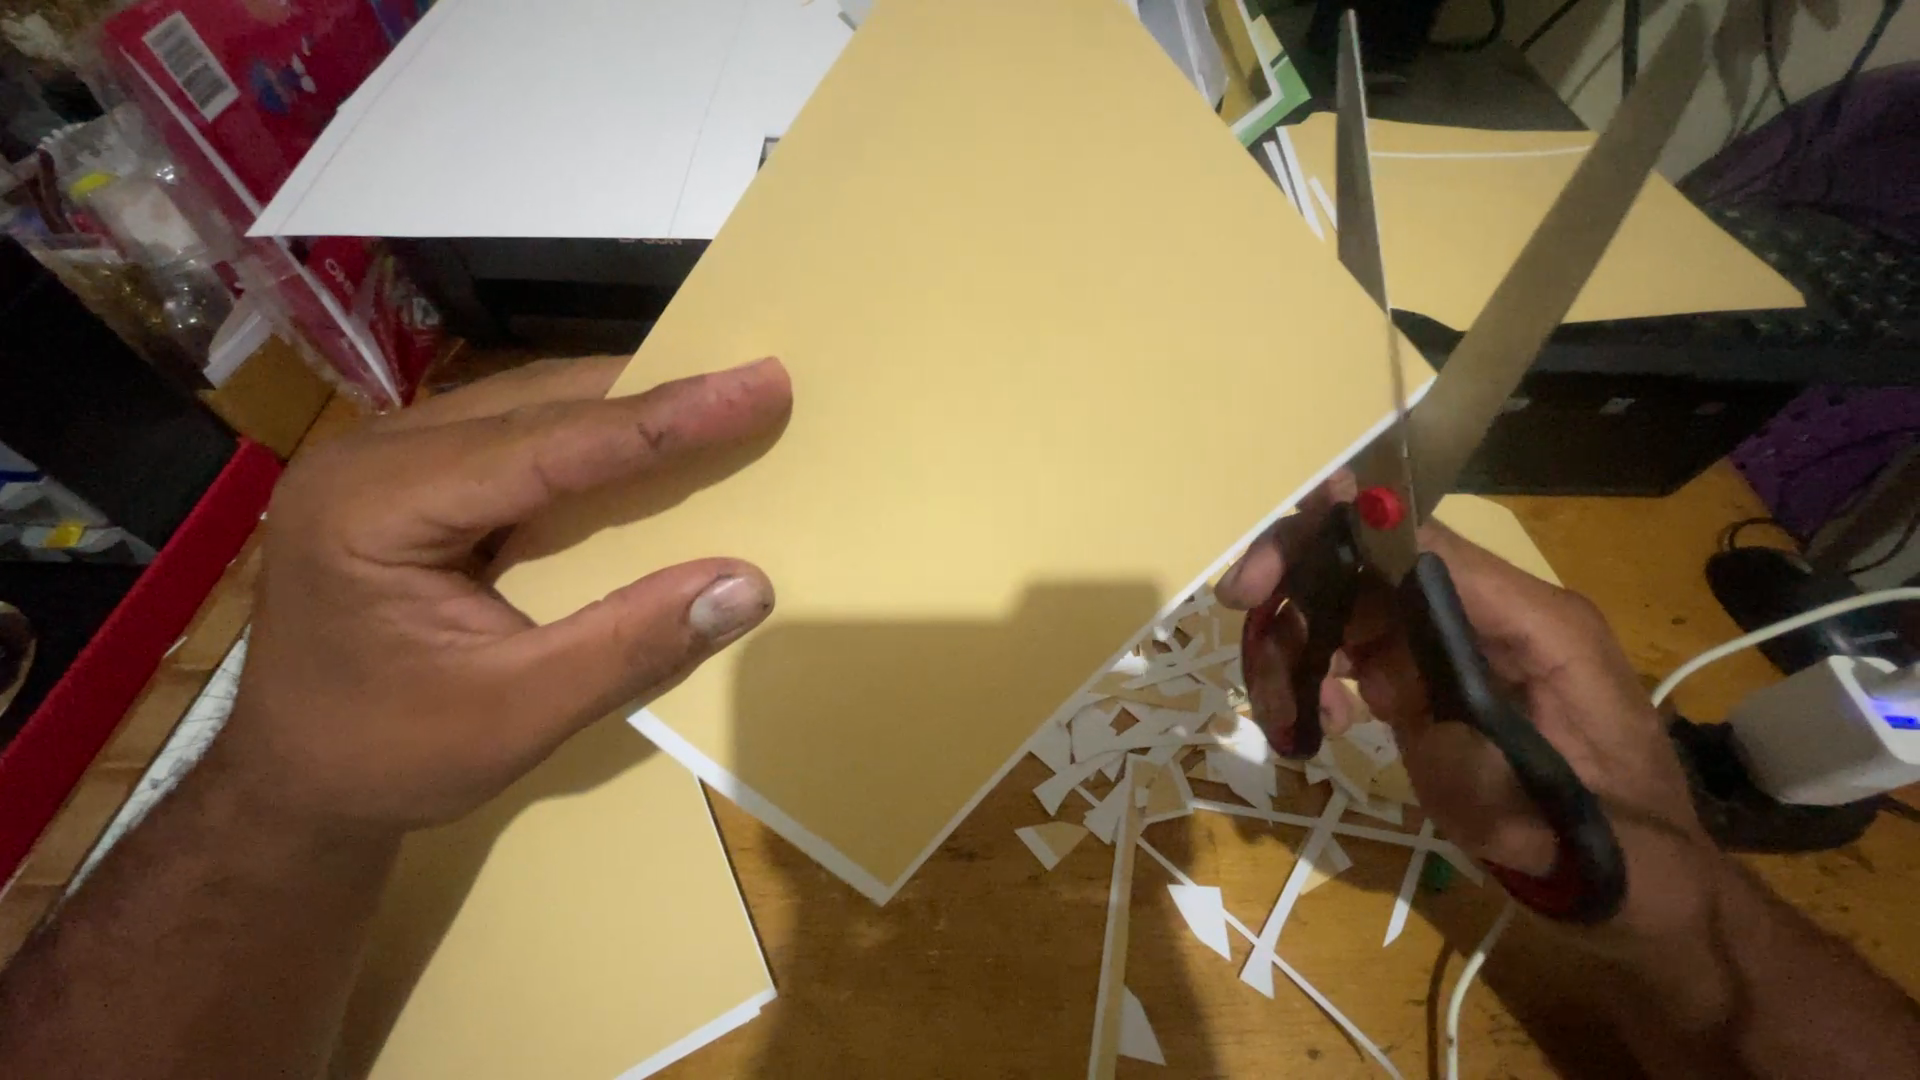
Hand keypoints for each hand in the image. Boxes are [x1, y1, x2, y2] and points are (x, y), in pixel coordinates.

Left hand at [216, 355, 791, 829]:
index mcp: (377, 508)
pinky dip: (599, 436)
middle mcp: (376, 458)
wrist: (295, 784)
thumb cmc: (390, 756)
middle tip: (753, 386)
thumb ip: (632, 646)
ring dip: (631, 406)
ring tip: (717, 404)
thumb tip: (748, 585)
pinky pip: (524, 435)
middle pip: (543, 404)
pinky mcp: (420, 481)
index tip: (759, 386)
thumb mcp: (519, 717)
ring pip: (534, 405)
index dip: (666, 417)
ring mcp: (392, 462)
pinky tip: (647, 443)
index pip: (550, 444)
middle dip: (657, 395)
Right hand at [1218, 500, 1721, 941]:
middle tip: (1249, 656)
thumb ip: (1470, 760)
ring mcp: (1448, 640)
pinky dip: (1310, 678)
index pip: (1415, 548)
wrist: (1638, 891)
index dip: (1326, 547)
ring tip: (1282, 720)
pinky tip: (1315, 726)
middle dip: (1290, 602)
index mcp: (1531, 623)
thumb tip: (1375, 695)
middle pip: (1361, 567)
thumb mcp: (1549, 825)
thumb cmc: (1613, 861)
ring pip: (1340, 607)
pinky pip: (1345, 649)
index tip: (1253, 587)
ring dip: (1290, 652)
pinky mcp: (1423, 671)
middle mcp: (1483, 614)